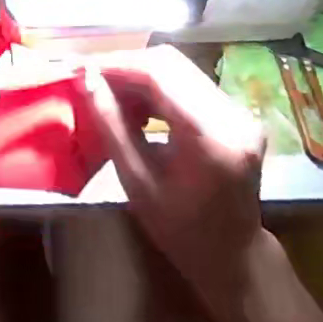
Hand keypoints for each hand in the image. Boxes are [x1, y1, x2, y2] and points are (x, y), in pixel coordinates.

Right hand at [80, 47, 270, 317]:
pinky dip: (159, 86)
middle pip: (171, 64)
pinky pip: (190, 83)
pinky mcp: (237, 113)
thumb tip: (85, 79)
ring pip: (180, 68)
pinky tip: (137, 103)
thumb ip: (111, 125)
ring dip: (141, 74)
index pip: (160, 74)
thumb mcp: (136, 181)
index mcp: (210, 136)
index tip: (83, 68)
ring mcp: (239, 112)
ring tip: (109, 91)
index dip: (118, 64)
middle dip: (127, 65)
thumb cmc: (180, 230)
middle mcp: (232, 115)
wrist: (233, 256)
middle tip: (92, 78)